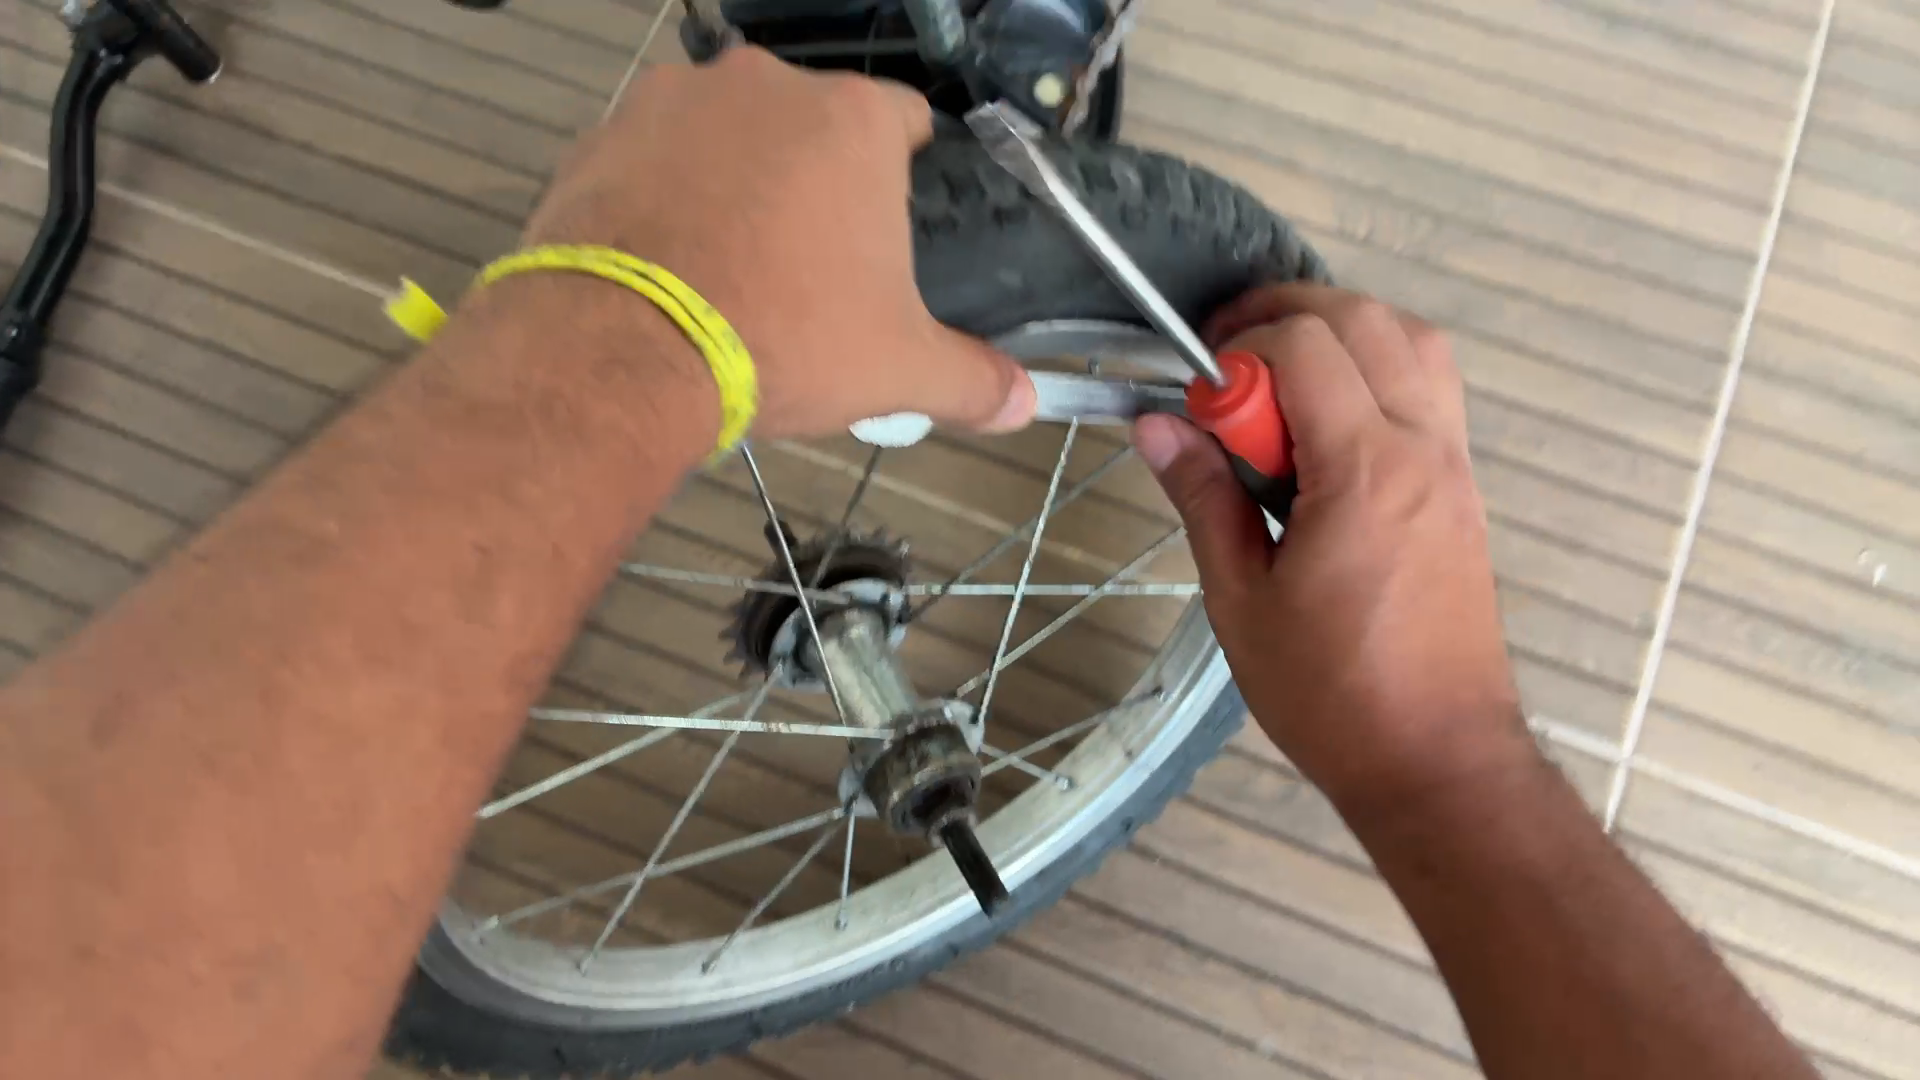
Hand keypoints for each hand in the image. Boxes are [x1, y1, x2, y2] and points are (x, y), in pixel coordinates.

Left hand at [519, 48, 1033, 439]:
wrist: (627, 349)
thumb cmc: (786, 340)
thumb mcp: (899, 370)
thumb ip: (973, 380)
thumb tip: (1025, 403)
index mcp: (854, 125)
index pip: (908, 122)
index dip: (908, 177)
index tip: (893, 232)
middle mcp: (767, 86)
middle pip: (817, 133)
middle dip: (824, 189)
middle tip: (816, 272)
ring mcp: (677, 99)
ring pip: (737, 140)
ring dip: (747, 189)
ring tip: (740, 272)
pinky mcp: (605, 133)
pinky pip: (662, 160)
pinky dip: (676, 198)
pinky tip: (676, 264)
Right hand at [1133, 284, 1533, 814]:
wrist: (1437, 760)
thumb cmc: (1326, 689)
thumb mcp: (1239, 596)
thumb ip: (1202, 497)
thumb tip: (1155, 425)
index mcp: (1364, 472)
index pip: (1304, 349)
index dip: (1237, 350)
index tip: (1195, 396)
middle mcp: (1423, 447)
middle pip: (1367, 321)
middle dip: (1285, 315)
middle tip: (1224, 357)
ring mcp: (1454, 464)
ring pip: (1412, 341)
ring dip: (1340, 333)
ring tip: (1277, 377)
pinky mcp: (1462, 488)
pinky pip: (1428, 387)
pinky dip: (1374, 367)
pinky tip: (1323, 422)